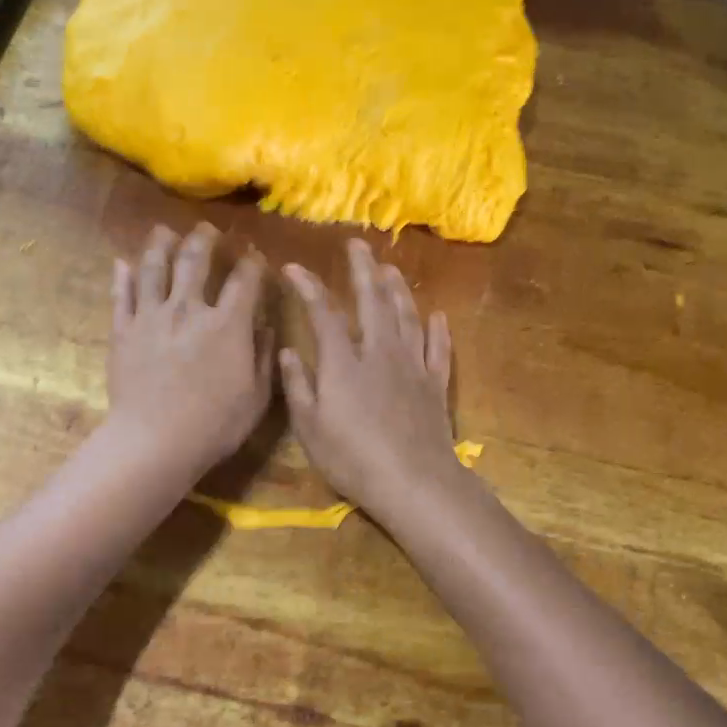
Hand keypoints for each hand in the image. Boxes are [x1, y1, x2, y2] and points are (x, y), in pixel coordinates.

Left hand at [107, 222, 272, 474]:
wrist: (154, 441)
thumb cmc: (213, 426)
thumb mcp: (256, 398)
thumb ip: (264, 359)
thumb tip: (267, 328)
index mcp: (227, 324)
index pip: (244, 280)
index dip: (252, 263)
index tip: (254, 256)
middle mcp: (188, 309)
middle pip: (194, 261)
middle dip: (203, 240)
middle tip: (206, 230)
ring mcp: (151, 317)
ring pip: (154, 268)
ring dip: (160, 246)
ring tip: (163, 232)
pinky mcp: (123, 332)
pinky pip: (122, 296)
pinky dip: (122, 276)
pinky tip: (122, 263)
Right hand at [279, 239, 458, 513]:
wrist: (414, 481)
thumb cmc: (352, 459)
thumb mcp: (310, 428)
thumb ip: (298, 386)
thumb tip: (288, 352)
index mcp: (343, 362)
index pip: (322, 313)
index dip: (307, 287)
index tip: (292, 268)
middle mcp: (379, 352)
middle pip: (372, 301)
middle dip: (362, 269)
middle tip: (357, 245)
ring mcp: (412, 366)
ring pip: (406, 316)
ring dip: (397, 289)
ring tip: (390, 268)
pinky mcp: (435, 384)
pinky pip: (438, 348)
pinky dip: (438, 329)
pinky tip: (437, 315)